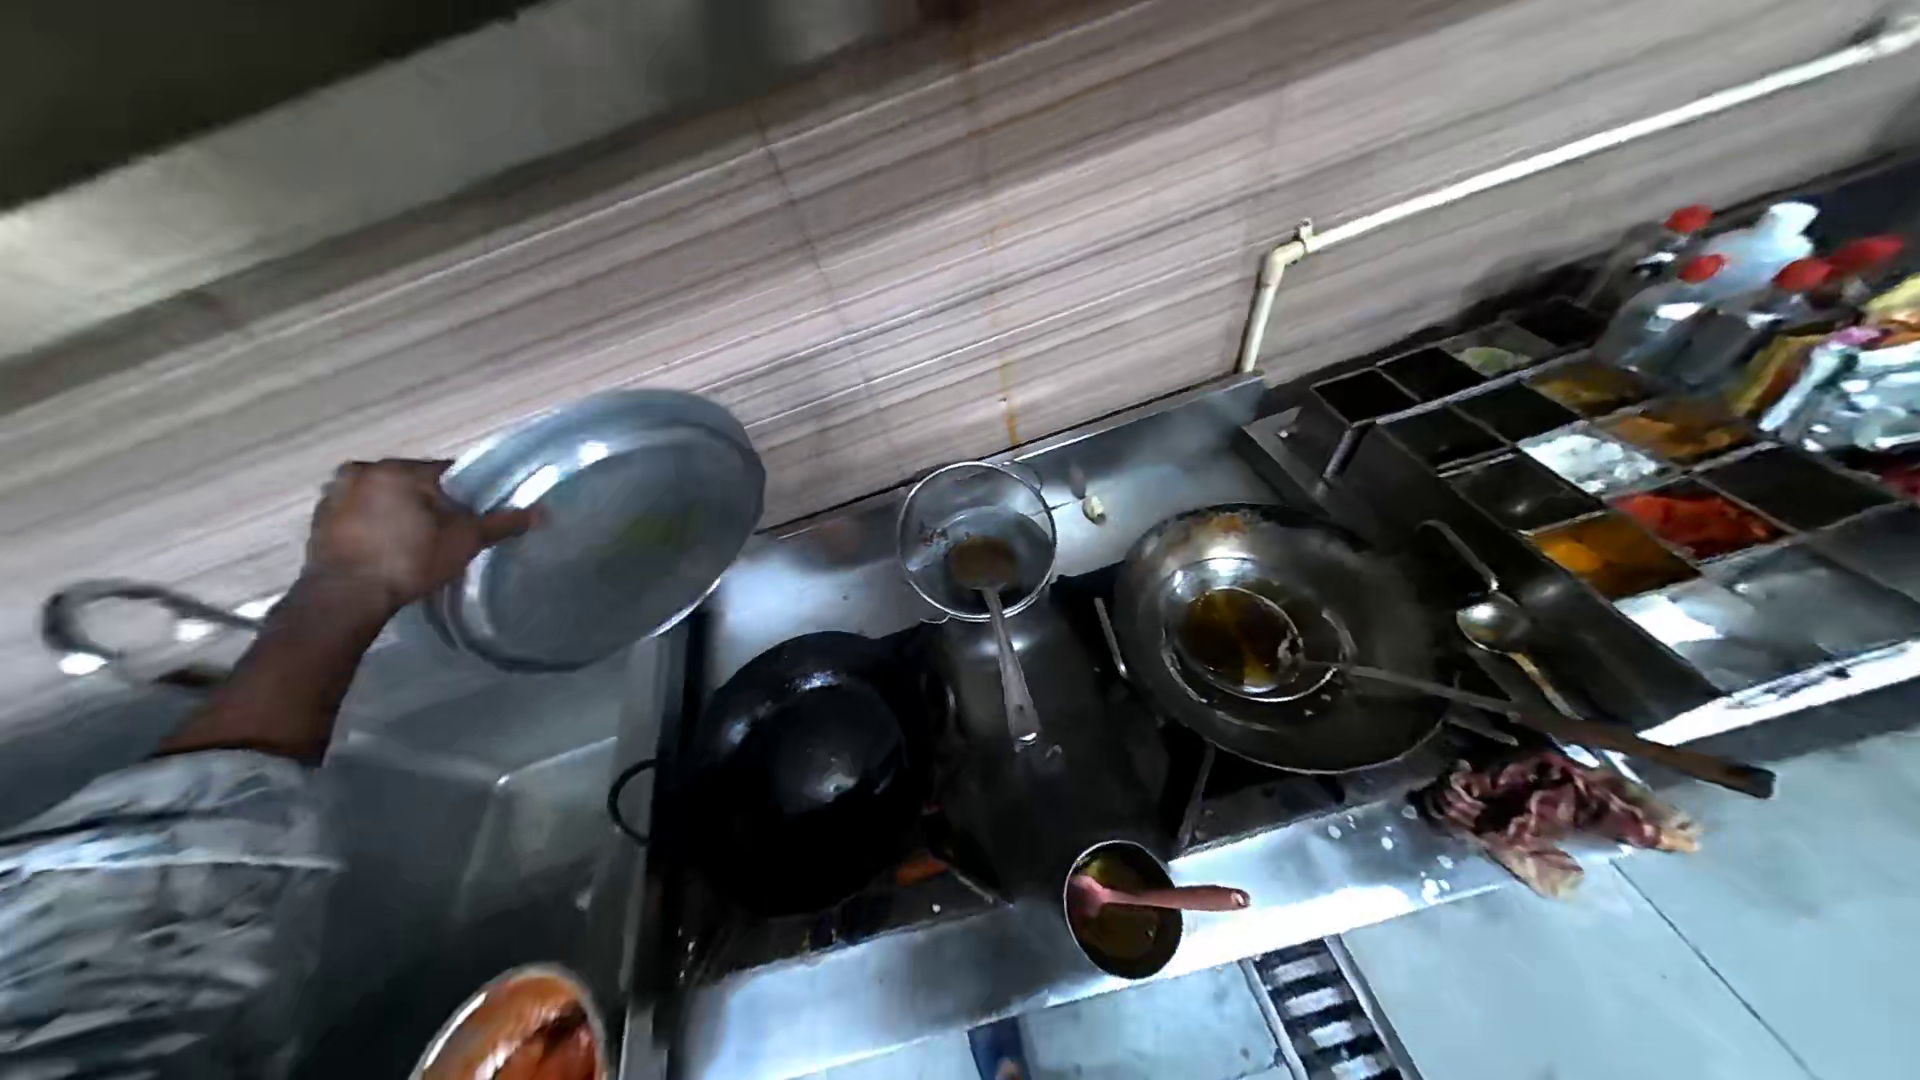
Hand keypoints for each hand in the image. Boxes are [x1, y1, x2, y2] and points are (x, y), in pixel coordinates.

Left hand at [304, 459, 534, 614]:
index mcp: (396, 469)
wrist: (345, 598)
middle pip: (417, 483)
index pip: (449, 472)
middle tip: (452, 531)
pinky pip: (364, 512)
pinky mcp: (320, 518)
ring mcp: (334, 494)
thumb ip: (502, 523)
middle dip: (436, 502)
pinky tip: (393, 547)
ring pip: (388, 497)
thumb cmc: (410, 560)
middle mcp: (361, 471)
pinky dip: (380, 523)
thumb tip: (542, 512)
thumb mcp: (466, 540)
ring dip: (405, 511)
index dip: (470, 493)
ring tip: (422, 541)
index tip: (478, 515)